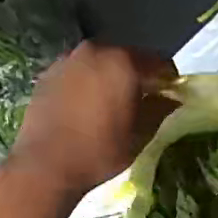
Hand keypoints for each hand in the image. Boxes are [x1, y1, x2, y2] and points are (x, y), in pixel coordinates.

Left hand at [3, 41, 177, 197]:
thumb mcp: (140, 134)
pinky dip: (86, 84)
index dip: (169, 80)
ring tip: (111, 106)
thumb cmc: (100, 151)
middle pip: (127, 58)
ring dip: (109, 79)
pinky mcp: (47, 75)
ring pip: (99, 64)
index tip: (171, 97)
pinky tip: (85, 109)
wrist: (45, 166)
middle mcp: (95, 50)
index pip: (159, 62)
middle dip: (137, 77)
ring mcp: (67, 60)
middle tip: (141, 102)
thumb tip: (172, 99)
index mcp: (123, 61)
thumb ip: (160, 110)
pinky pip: (77, 73)